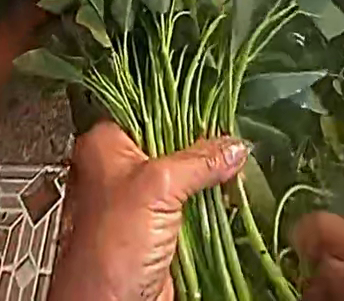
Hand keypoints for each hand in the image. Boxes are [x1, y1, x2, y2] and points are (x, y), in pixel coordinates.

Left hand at [50, 121, 247, 300]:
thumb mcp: (158, 187)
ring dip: (208, 173)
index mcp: (106, 142)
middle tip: (231, 131)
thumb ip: (198, 161)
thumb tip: (235, 145)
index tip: (214, 99)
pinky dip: (209, 200)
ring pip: (182, 173)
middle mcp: (120, 164)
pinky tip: (231, 191)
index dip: (181, 102)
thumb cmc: (112, 244)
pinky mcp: (157, 226)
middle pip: (169, 139)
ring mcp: (139, 197)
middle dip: (201, 141)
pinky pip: (188, 203)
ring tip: (237, 160)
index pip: (148, 106)